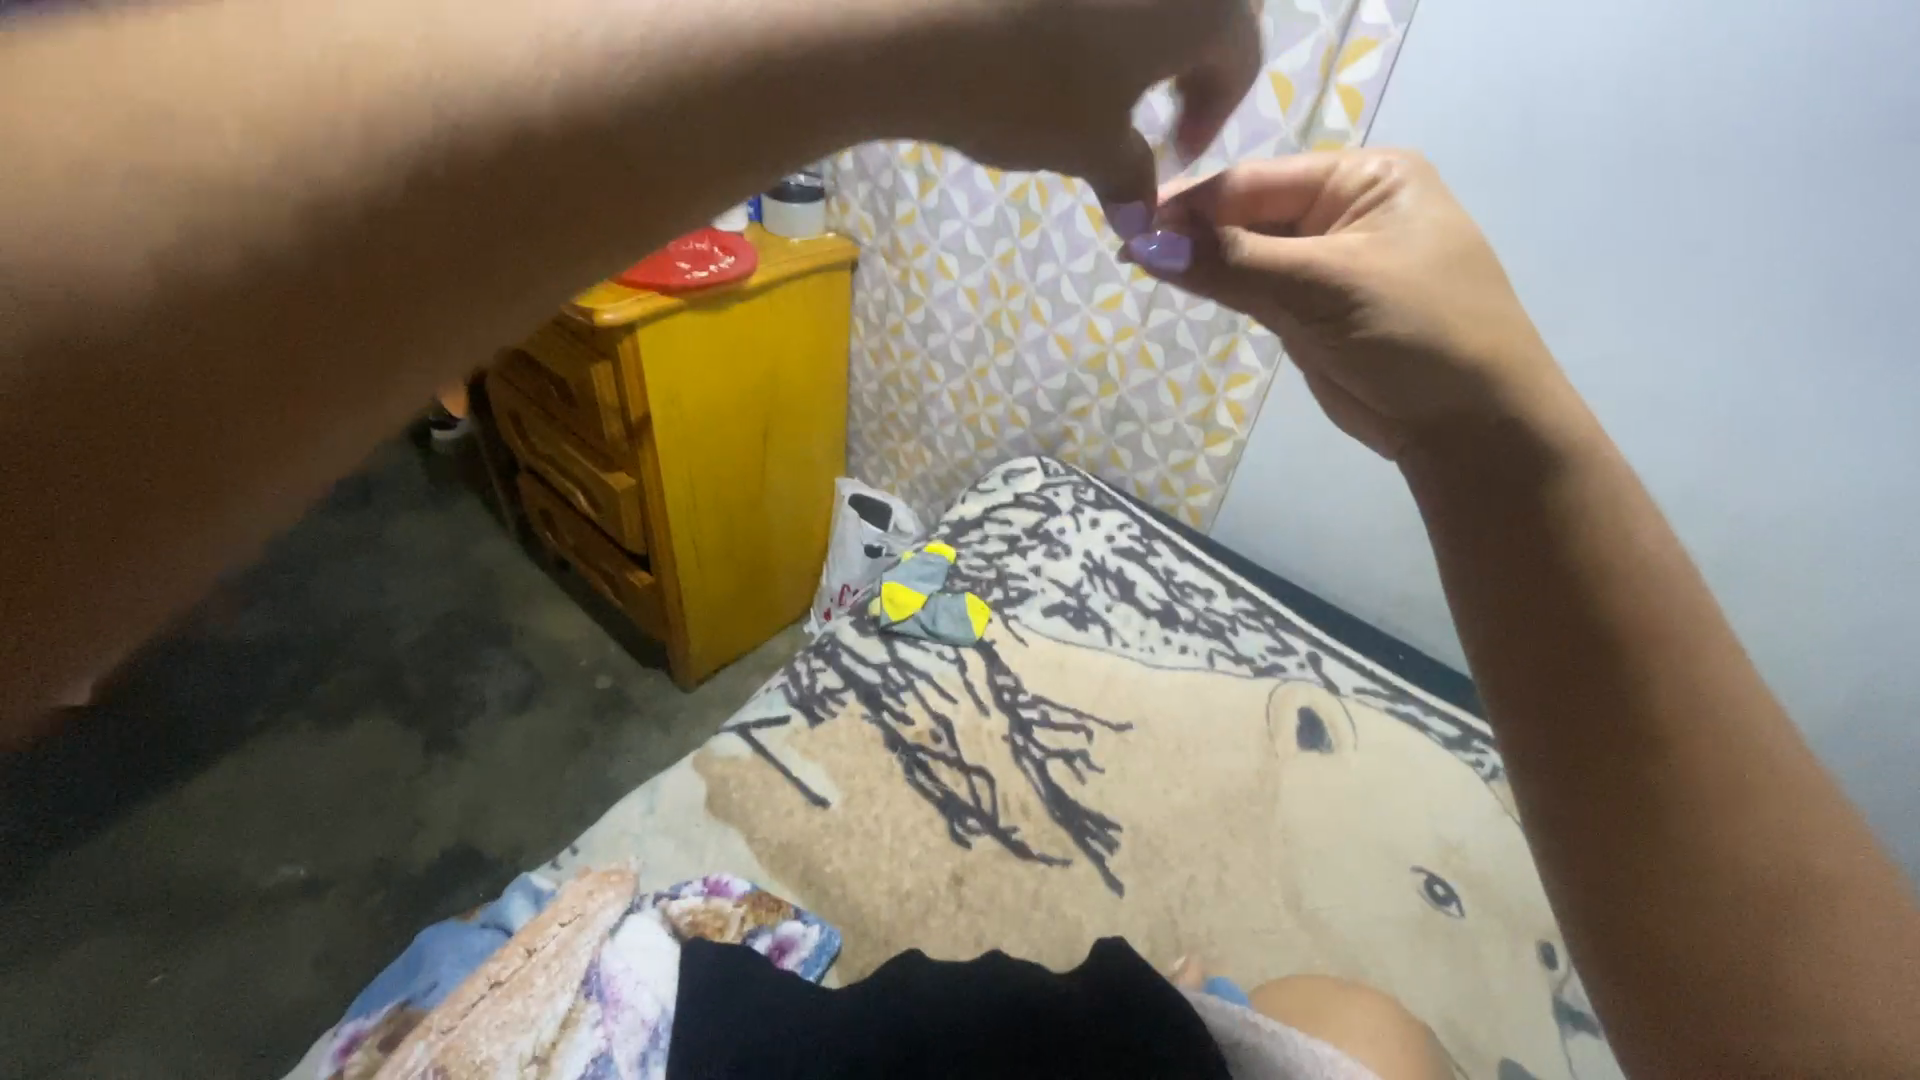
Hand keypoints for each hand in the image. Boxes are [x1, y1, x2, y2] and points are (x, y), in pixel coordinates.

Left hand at [913, 0, 1261, 227]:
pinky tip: (1055, 46)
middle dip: (1187, 69)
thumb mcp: (1089, 149)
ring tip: (1101, 84)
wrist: (918, 25)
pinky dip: (1099, 17)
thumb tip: (1141, 218)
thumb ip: (1131, 181)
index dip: (1212, 116)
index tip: (1173, 158)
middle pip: (1207, 12)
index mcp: (1205, 3)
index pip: (1240, 57)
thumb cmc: (1028, 93)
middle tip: (1149, 118)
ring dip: (1142, 40)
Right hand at [1134, 150, 1581, 462]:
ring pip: (1245, 251)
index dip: (1191, 204)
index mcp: (1365, 177)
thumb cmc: (1414, 335)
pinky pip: (1253, 286)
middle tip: (1126, 247)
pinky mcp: (1310, 308)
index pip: (1257, 181)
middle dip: (1191, 231)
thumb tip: (1146, 246)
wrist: (1465, 423)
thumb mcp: (1324, 288)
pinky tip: (1179, 281)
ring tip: (1139, 264)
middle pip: (1247, 212)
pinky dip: (1218, 286)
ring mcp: (1325, 262)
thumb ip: (1233, 264)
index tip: (1131, 223)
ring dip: (1199, 259)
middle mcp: (1344, 209)